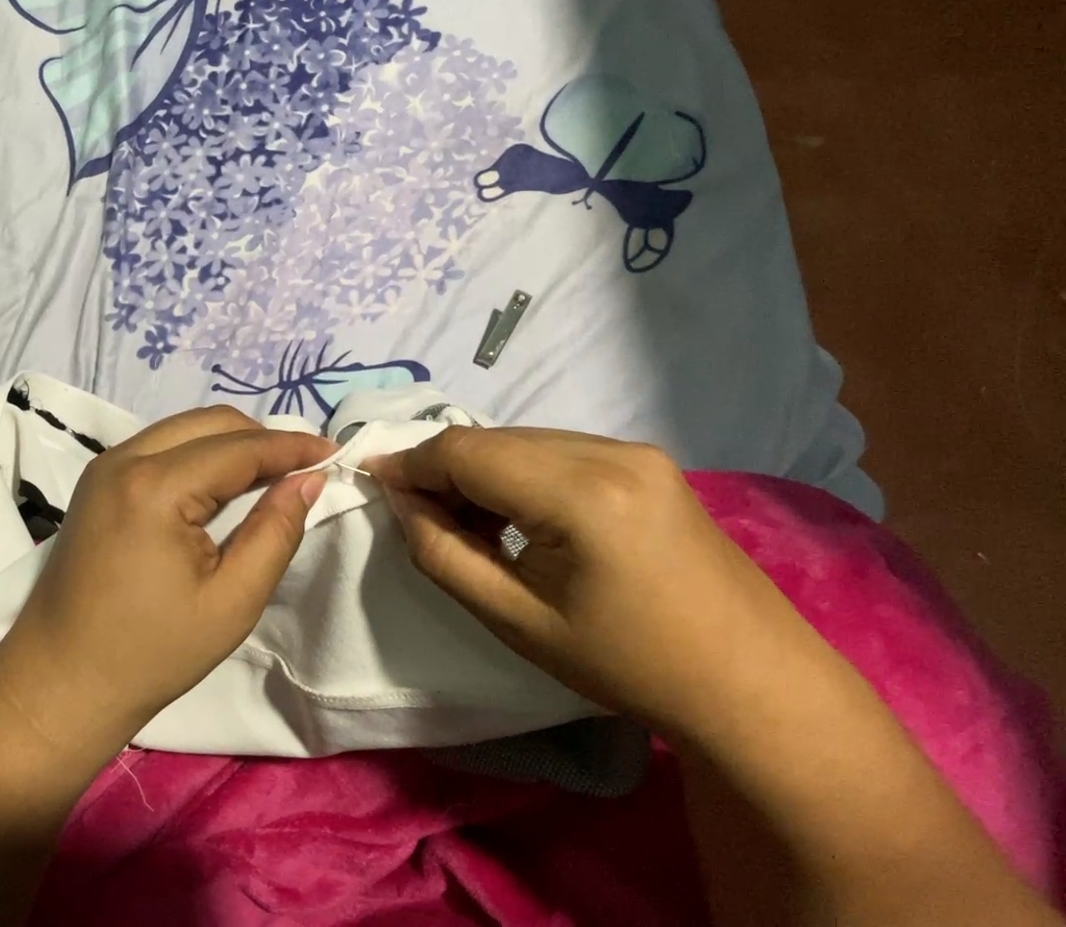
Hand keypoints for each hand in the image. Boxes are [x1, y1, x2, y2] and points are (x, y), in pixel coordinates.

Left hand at [0, 406, 334, 758]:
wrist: (62, 679)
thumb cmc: (152, 652)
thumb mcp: (231, 600)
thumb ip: (275, 531)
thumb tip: (308, 480)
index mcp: (155, 487)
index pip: (239, 448)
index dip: (291, 447)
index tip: (335, 453)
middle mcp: (124, 460)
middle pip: (209, 424)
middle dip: (261, 439)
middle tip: (304, 470)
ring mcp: (103, 468)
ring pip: (181, 429)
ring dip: (229, 444)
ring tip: (271, 476)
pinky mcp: (95, 483)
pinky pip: (158, 447)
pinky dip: (196, 454)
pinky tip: (221, 485)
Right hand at [369, 427, 830, 739]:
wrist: (753, 685)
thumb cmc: (626, 663)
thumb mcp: (513, 619)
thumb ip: (440, 551)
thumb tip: (398, 499)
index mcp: (580, 493)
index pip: (464, 451)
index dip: (410, 463)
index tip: (372, 483)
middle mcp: (611, 452)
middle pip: (491, 440)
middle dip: (443, 471)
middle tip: (421, 520)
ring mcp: (636, 452)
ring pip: (522, 442)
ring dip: (480, 473)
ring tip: (471, 528)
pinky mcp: (648, 463)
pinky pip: (556, 451)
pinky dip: (518, 475)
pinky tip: (518, 519)